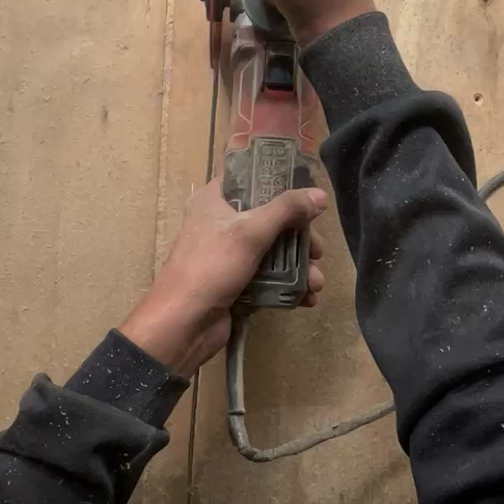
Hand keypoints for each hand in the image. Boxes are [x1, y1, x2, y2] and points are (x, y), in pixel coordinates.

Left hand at [118, 179, 328, 376]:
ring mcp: (228, 255)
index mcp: (214, 200)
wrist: (183, 324)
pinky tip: (307, 297)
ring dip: (298, 266)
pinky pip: (268, 278)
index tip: (307, 191)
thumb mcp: (251, 231)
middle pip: (270, 219)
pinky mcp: (235, 282)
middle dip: (298, 238)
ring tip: (316, 282)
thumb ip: (287, 210)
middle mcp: (220, 222)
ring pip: (272, 251)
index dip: (278, 182)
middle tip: (318, 250)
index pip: (249, 179)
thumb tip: (320, 195)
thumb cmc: (211, 266)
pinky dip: (288, 285)